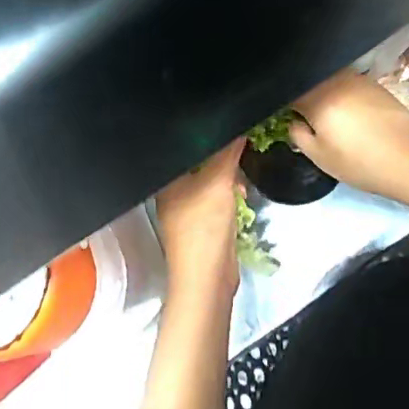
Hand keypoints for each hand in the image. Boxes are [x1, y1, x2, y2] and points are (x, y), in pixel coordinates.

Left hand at [153, 139, 244, 294]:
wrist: (208, 281)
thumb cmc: (205, 226)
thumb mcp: (220, 182)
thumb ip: (228, 152)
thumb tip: (237, 128)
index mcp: (167, 180)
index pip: (183, 148)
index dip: (204, 137)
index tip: (223, 129)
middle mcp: (171, 193)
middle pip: (198, 164)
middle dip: (221, 159)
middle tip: (238, 155)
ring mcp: (185, 211)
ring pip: (208, 182)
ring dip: (227, 179)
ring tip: (241, 180)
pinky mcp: (201, 226)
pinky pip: (214, 200)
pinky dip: (227, 196)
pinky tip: (240, 196)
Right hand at [289, 67, 408, 197]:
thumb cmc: (361, 162)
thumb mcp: (321, 157)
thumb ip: (298, 135)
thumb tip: (294, 121)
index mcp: (316, 97)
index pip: (290, 92)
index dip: (287, 104)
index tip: (291, 117)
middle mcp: (333, 80)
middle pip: (310, 81)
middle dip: (306, 95)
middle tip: (312, 119)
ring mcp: (355, 78)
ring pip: (330, 79)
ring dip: (326, 93)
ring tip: (335, 117)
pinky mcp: (373, 83)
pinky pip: (348, 82)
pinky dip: (344, 93)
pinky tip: (354, 114)